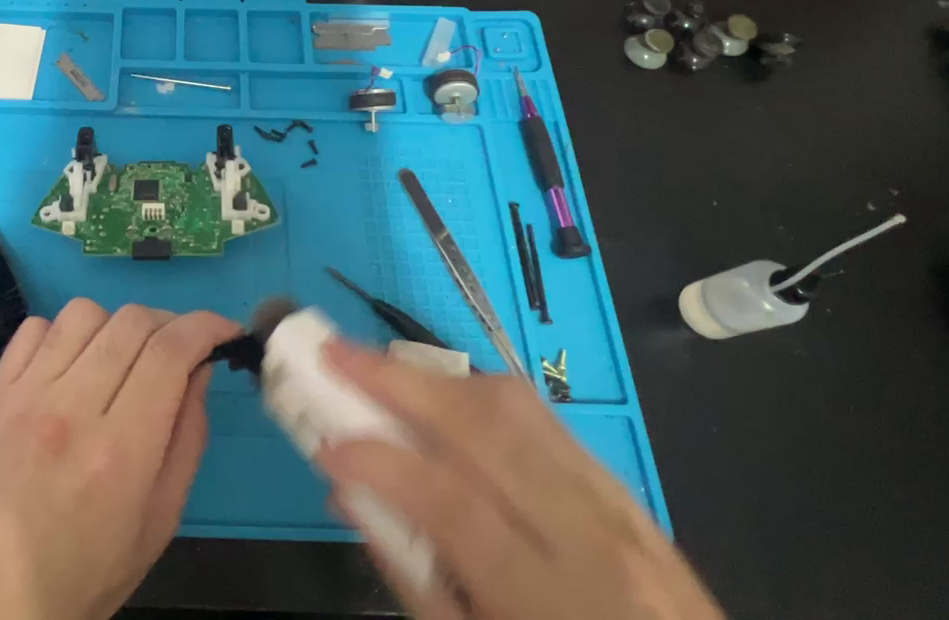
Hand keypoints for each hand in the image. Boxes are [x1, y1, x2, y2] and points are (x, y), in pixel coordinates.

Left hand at [0, 299, 241, 619]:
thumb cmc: (87, 570)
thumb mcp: (160, 520)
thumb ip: (188, 436)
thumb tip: (199, 369)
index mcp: (118, 450)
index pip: (170, 351)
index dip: (207, 326)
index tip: (225, 330)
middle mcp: (69, 409)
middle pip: (133, 322)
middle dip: (172, 325)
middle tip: (180, 352)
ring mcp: (25, 396)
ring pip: (84, 313)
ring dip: (117, 326)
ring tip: (123, 360)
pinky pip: (34, 327)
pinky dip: (63, 334)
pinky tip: (73, 366)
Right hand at [316, 339, 723, 619]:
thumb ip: (416, 577)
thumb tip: (353, 492)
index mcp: (555, 600)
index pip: (454, 504)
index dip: (382, 462)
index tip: (325, 443)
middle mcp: (594, 534)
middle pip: (485, 427)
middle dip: (397, 381)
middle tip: (333, 353)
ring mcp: (616, 501)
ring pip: (516, 406)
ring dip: (433, 376)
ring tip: (376, 367)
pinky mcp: (622, 485)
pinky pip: (542, 418)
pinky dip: (476, 393)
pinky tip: (438, 393)